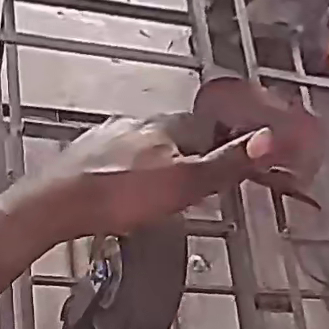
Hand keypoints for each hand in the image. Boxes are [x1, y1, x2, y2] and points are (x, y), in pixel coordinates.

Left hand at [6, 116, 275, 238]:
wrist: (59, 204)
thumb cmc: (120, 195)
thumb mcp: (184, 183)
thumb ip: (225, 164)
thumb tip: (268, 140)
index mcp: (164, 126)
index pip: (206, 125)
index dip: (223, 141)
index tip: (233, 157)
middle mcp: (134, 124)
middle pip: (173, 136)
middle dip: (187, 155)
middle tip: (196, 180)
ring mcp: (105, 139)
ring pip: (142, 148)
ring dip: (155, 164)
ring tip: (161, 189)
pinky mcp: (83, 160)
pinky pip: (114, 163)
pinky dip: (126, 175)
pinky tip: (122, 192)